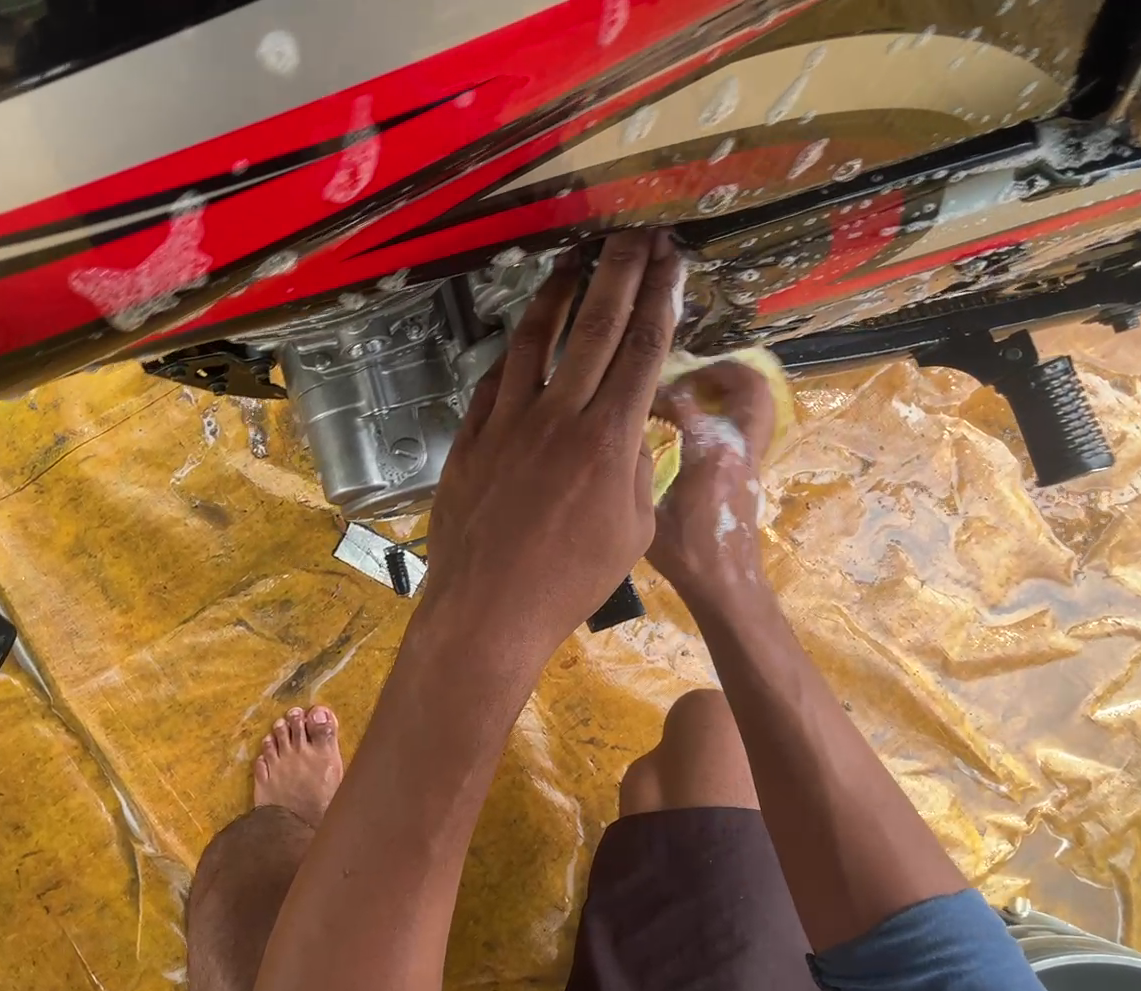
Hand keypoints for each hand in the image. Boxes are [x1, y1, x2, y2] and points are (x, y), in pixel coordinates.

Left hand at [423, 230, 685, 650]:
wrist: (488, 607)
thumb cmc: (570, 581)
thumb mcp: (631, 530)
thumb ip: (635, 469)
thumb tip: (629, 431)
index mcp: (610, 439)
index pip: (642, 349)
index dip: (660, 297)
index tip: (670, 258)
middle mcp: (559, 415)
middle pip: (593, 327)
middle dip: (617, 272)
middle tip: (630, 234)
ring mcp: (507, 422)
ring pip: (533, 341)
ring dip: (554, 295)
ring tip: (570, 260)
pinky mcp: (470, 438)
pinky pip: (492, 382)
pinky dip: (510, 355)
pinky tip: (519, 338)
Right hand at [646, 361, 776, 609]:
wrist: (726, 584)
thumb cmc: (684, 554)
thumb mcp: (646, 513)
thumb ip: (636, 470)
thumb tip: (619, 439)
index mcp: (710, 454)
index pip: (685, 399)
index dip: (657, 391)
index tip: (635, 397)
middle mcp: (738, 447)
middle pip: (749, 385)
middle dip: (718, 370)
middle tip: (684, 376)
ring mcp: (751, 457)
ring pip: (760, 400)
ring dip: (733, 386)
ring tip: (696, 390)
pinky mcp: (752, 469)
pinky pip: (752, 420)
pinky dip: (733, 408)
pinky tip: (699, 421)